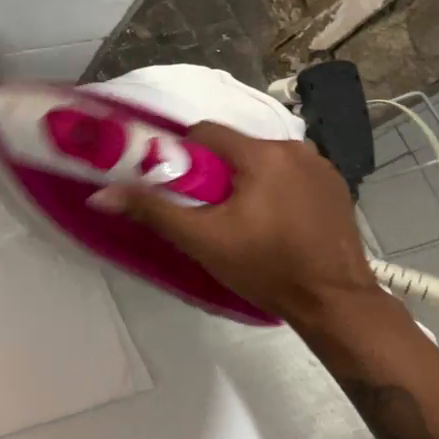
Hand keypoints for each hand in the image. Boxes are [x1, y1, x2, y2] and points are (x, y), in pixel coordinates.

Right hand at [89, 122, 379, 327]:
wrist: (335, 304)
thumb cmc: (266, 268)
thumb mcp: (202, 240)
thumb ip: (152, 210)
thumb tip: (101, 194)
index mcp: (262, 154)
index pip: (205, 133)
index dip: (184, 157)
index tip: (181, 189)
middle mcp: (295, 149)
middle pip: (234, 148)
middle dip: (215, 173)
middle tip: (206, 211)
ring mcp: (322, 167)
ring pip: (262, 161)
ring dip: (246, 181)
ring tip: (241, 221)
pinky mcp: (337, 187)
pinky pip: (290, 175)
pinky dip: (275, 190)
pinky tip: (274, 224)